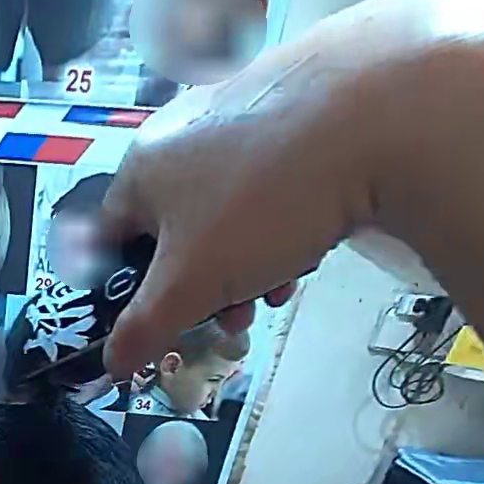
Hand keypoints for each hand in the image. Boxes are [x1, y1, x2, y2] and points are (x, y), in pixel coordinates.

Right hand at [99, 25, 384, 375]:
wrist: (373, 119)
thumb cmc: (255, 207)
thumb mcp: (190, 286)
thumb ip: (144, 329)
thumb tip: (112, 364)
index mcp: (142, 170)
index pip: (110, 242)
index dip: (127, 291)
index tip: (157, 324)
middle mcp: (181, 137)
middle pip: (175, 238)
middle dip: (201, 291)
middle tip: (228, 320)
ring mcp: (237, 121)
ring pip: (223, 221)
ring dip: (242, 271)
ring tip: (273, 291)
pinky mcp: (288, 120)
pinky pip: (264, 194)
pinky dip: (277, 234)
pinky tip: (305, 252)